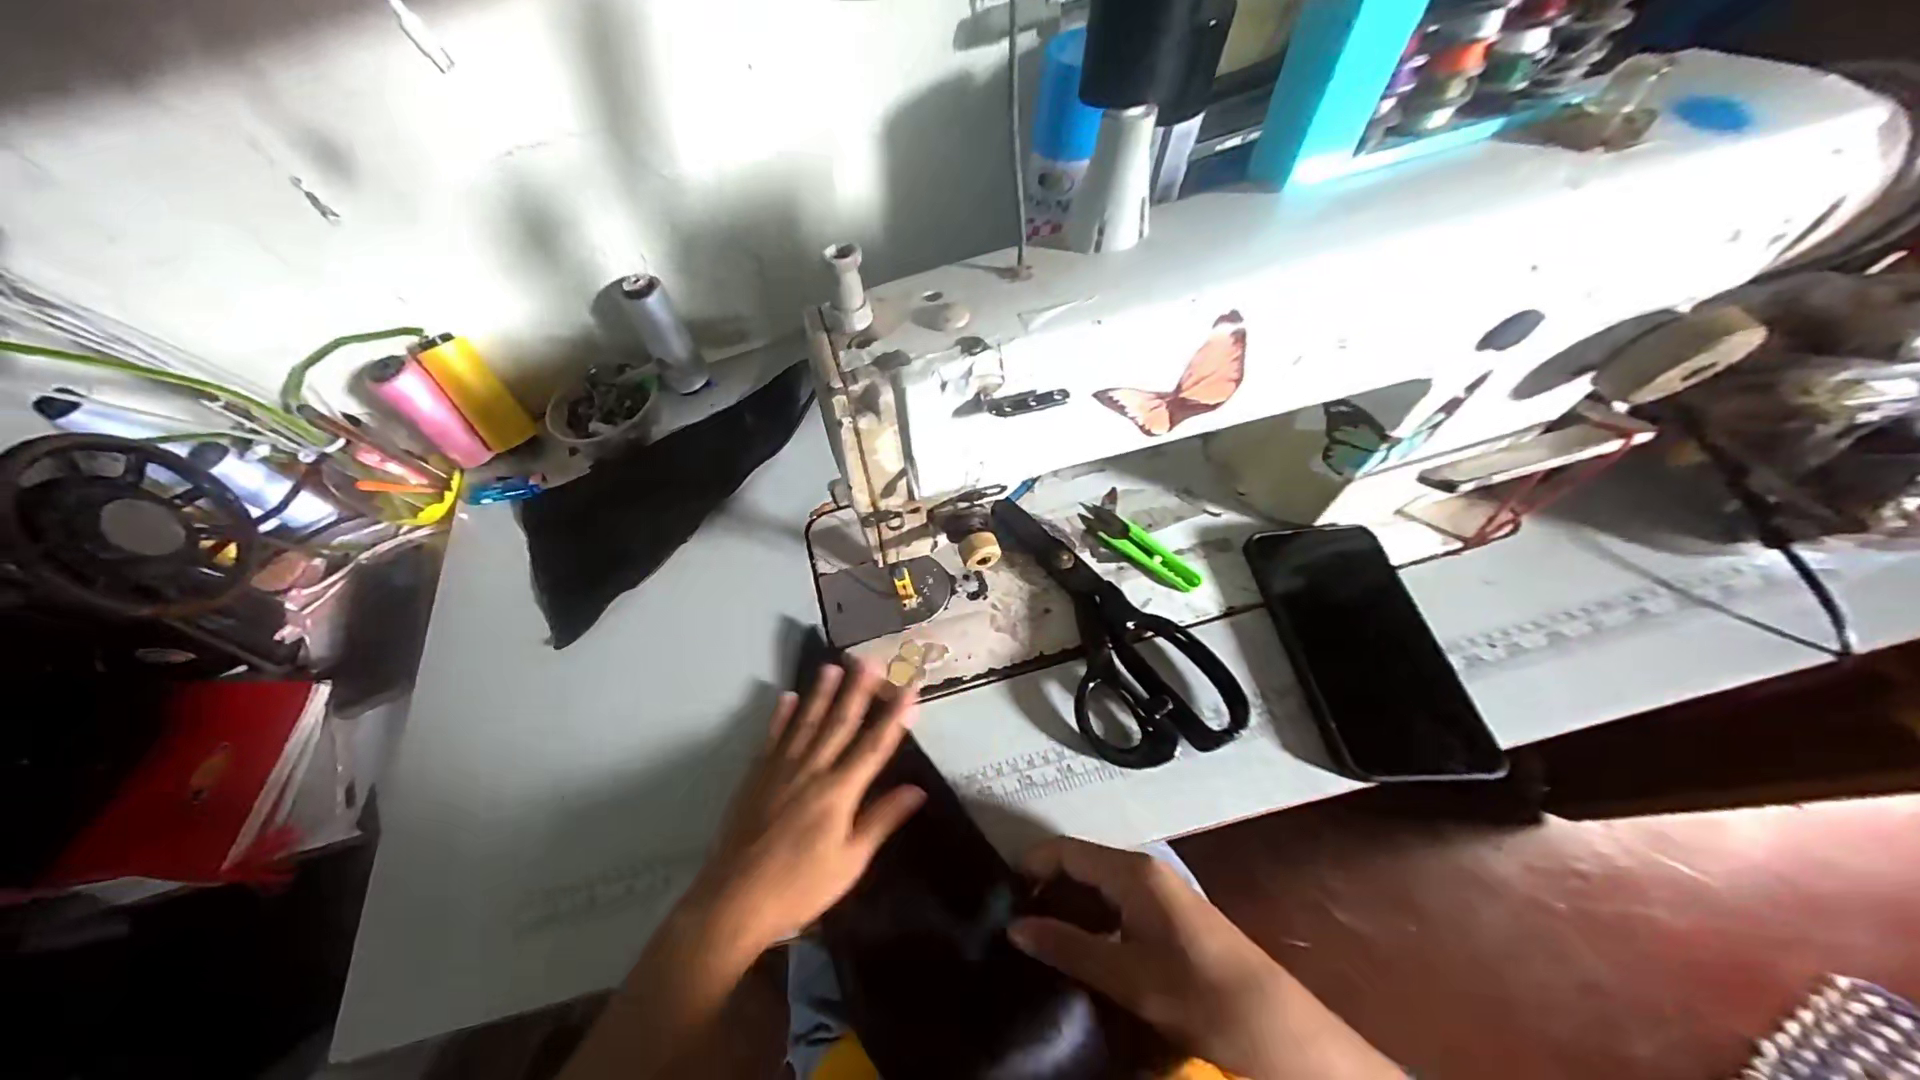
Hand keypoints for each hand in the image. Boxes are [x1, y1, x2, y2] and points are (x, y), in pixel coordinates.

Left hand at [684, 662, 925, 952]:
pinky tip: (787, 697)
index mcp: (839, 791)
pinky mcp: (756, 776)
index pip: (874, 746)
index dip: (894, 717)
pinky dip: (781, 716)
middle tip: (870, 661)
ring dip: (821, 693)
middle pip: (840, 723)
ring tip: (832, 666)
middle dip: (858, 691)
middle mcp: (811, 770)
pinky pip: (772, 737)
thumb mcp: (850, 861)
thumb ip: (881, 820)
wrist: (734, 901)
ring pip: (806, 722)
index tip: (909, 689)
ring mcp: (780, 770)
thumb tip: (917, 789)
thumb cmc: (800, 887)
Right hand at [1009, 838, 1398, 1079]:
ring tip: (1037, 942)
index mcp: (1132, 871)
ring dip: (1068, 909)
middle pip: (1080, 866)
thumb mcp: (1126, 975)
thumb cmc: (1196, 991)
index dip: (1030, 868)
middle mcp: (1143, 871)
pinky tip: (1078, 953)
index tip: (1000, 898)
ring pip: (1097, 888)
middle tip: (1015, 926)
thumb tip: (1014, 928)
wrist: (1273, 1026)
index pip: (1065, 851)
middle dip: (1045, 890)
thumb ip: (1068, 947)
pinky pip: (1115, 906)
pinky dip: (1091, 922)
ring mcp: (1157, 893)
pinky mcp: (1166, 917)